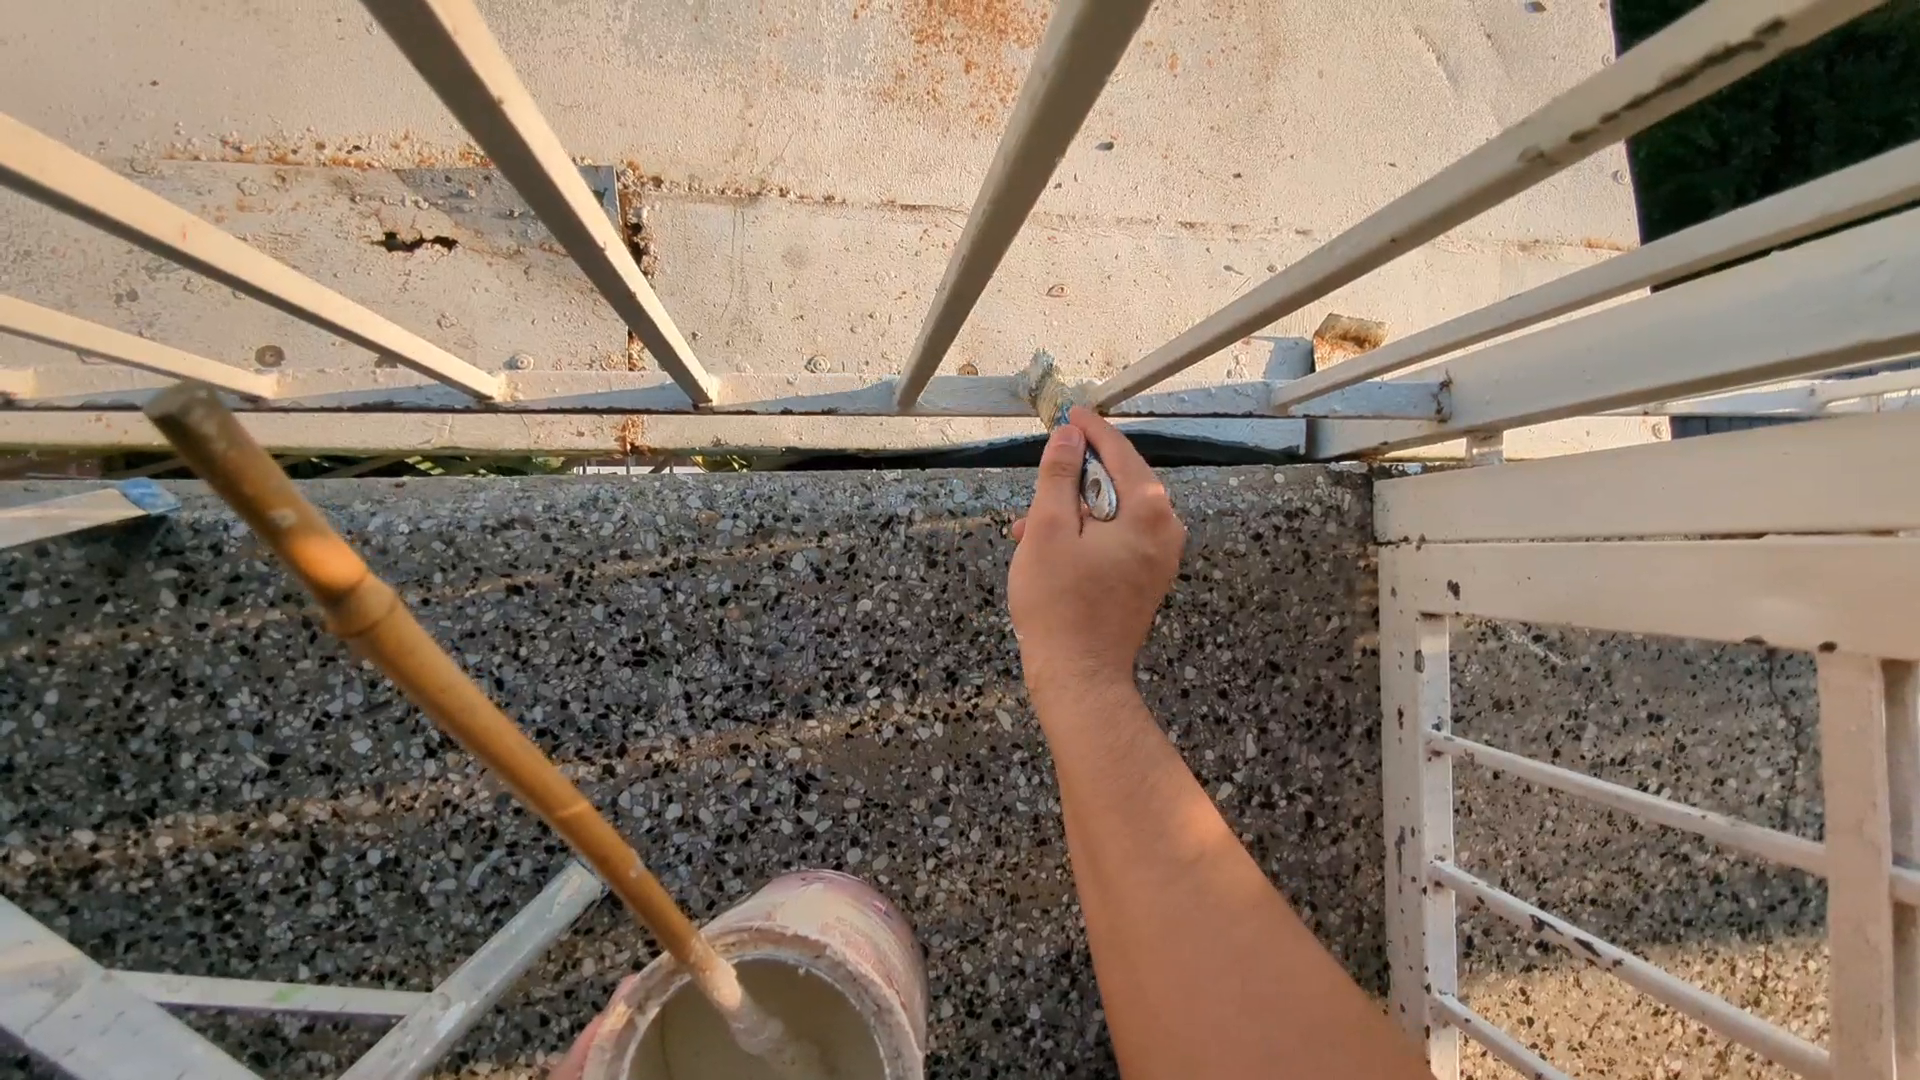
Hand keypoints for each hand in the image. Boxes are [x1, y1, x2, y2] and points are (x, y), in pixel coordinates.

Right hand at [1008, 407, 1185, 706]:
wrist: (1080, 675)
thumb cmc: (1059, 602)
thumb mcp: (1047, 529)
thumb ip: (1058, 475)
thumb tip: (1069, 434)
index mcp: (1148, 511)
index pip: (1119, 453)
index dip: (1090, 430)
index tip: (1070, 413)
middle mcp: (1166, 531)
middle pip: (1119, 483)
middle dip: (1076, 479)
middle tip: (1041, 479)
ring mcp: (1160, 559)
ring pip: (1113, 514)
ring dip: (1073, 512)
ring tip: (1029, 525)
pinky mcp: (1147, 580)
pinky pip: (1117, 540)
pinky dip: (1086, 536)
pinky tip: (1049, 548)